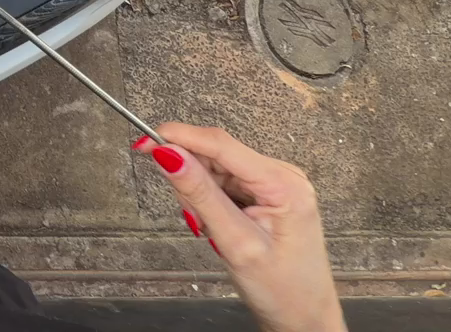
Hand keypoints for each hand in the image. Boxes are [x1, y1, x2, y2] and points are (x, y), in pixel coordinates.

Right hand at [136, 124, 345, 331]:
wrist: (306, 322)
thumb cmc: (283, 291)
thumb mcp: (235, 243)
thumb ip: (200, 194)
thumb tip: (167, 155)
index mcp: (283, 184)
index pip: (219, 144)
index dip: (178, 137)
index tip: (144, 143)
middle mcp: (280, 175)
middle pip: (214, 154)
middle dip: (191, 177)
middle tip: (192, 216)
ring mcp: (272, 182)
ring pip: (213, 166)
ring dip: (199, 191)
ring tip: (209, 226)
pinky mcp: (263, 190)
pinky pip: (221, 178)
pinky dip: (208, 196)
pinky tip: (216, 221)